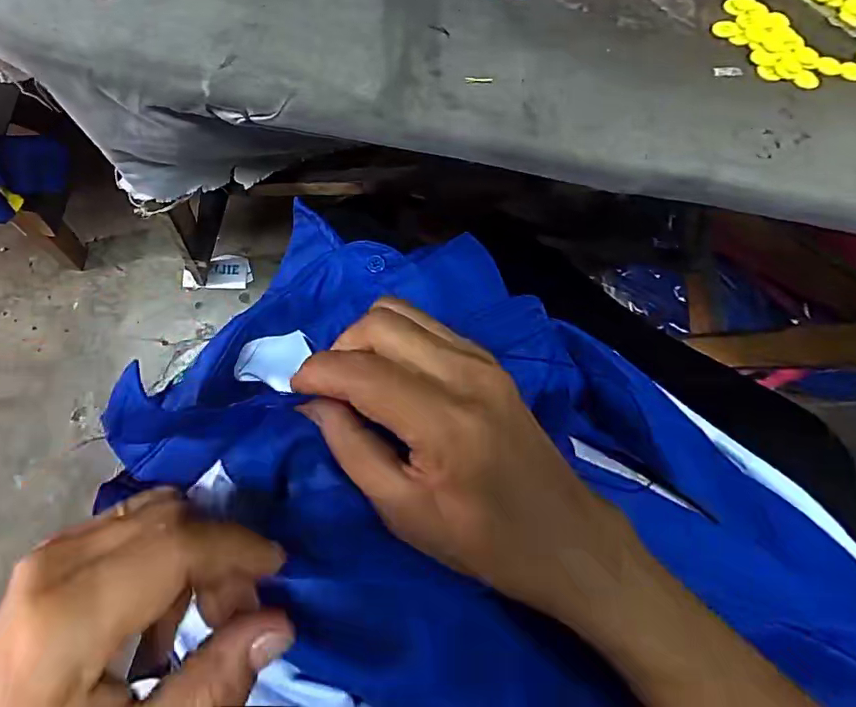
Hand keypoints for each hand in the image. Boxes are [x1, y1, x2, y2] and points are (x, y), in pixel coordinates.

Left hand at [0, 487, 293, 706]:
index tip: (279, 569)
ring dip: (194, 551)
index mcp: (65, 613)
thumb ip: (210, 686)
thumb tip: (278, 623)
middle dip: (219, 553)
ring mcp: (43, 559)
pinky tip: (161, 613)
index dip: (237, 549)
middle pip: (167, 519)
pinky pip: (126, 526)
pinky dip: (163, 552)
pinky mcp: (43, 564)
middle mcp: (51, 565)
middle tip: (241, 611)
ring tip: (203, 616)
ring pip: (151, 513)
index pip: (176, 543)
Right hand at [292, 298, 814, 706]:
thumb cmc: (482, 542)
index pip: (362, 370)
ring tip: (353, 380)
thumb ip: (352, 450)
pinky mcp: (489, 357)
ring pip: (402, 312)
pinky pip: (427, 325)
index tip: (292, 390)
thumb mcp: (404, 514)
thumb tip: (313, 404)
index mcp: (444, 419)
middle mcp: (465, 371)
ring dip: (366, 337)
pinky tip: (390, 374)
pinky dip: (396, 338)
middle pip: (379, 321)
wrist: (563, 533)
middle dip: (339, 347)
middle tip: (325, 389)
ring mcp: (482, 357)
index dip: (316, 372)